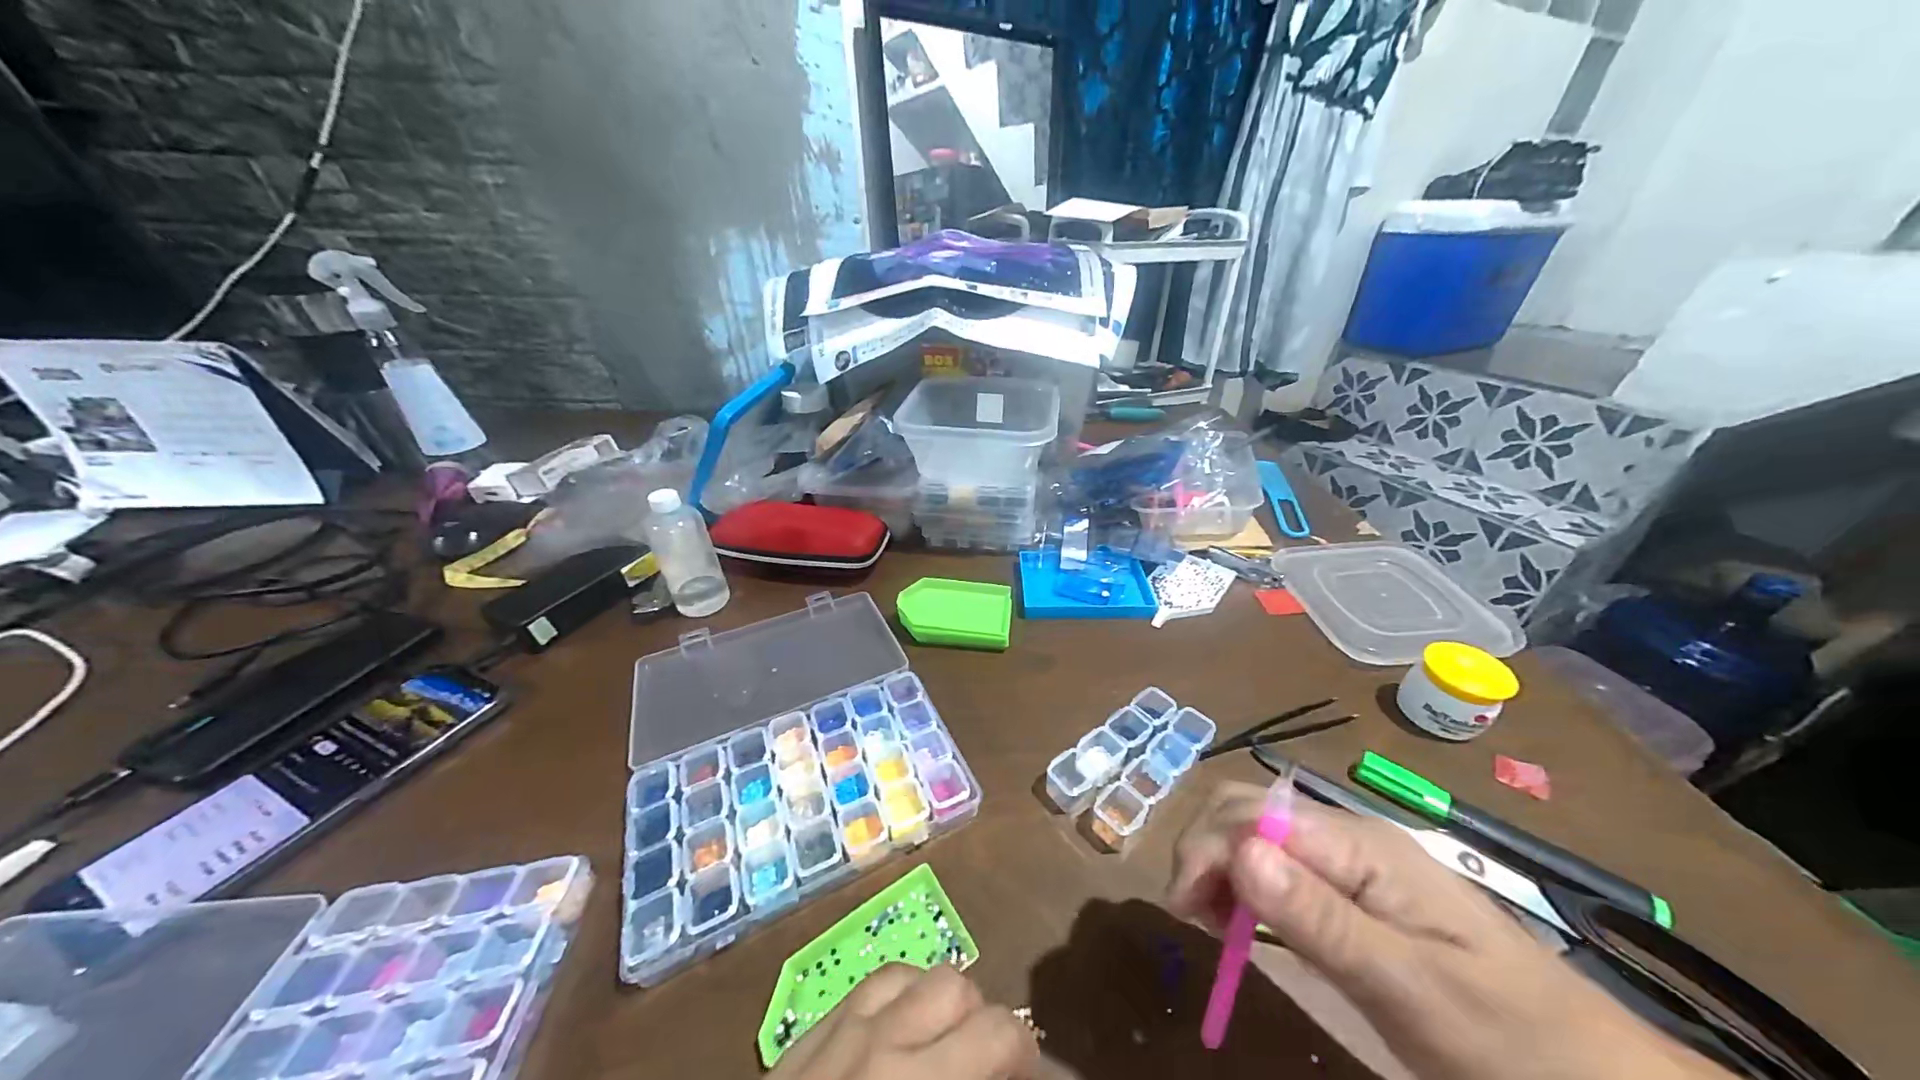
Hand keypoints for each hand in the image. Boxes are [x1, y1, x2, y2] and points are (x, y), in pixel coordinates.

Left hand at [768, 964, 1039, 1079]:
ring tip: (946, 1041)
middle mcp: (886, 1045)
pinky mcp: (818, 1025)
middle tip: (986, 1067)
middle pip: (961, 991)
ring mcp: (847, 1026)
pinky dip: (904, 993)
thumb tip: (1008, 1079)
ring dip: (946, 1003)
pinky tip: (905, 1025)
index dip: (1025, 1058)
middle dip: (987, 1026)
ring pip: (921, 974)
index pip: (999, 1037)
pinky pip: (878, 981)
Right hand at [1169, 782, 1729, 1079]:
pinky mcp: (1356, 888)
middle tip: (1194, 915)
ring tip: (1211, 920)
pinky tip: (1244, 918)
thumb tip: (1238, 853)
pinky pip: (1280, 865)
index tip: (1185, 913)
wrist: (1593, 1072)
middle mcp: (1348, 835)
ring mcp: (1353, 860)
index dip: (1205, 850)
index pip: (1250, 814)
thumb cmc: (1504, 1034)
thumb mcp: (1408, 986)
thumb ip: (1319, 917)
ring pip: (1256, 831)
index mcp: (1360, 845)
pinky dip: (1245, 882)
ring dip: (1220, 863)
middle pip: (1246, 809)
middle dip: (1204, 849)